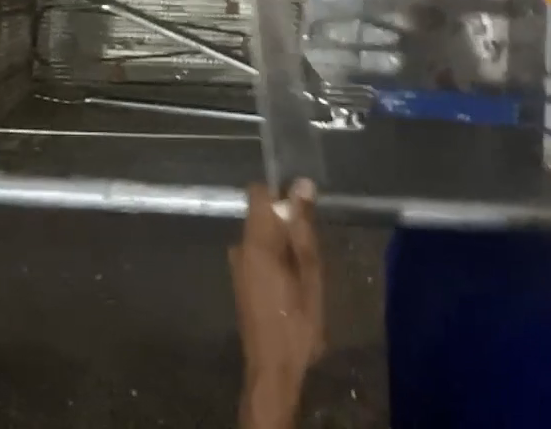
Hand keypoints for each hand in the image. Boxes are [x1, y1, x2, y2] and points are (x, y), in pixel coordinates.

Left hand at [231, 180, 322, 428]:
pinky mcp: (242, 282)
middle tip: (312, 239)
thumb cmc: (297, 318)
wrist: (274, 367)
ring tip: (306, 260)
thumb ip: (303, 226)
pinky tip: (294, 276)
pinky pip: (258, 252)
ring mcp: (238, 266)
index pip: (257, 193)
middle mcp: (241, 248)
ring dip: (281, 238)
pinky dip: (274, 254)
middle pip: (260, 213)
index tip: (302, 203)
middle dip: (285, 217)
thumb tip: (301, 183)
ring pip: (261, 234)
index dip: (279, 190)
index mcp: (256, 241)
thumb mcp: (310, 269)